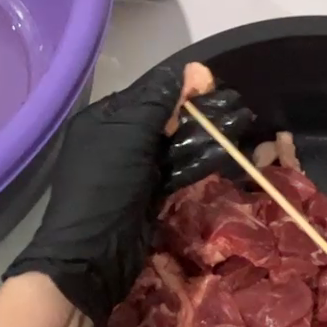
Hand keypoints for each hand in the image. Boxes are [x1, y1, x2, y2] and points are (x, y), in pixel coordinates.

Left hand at [4, 64, 251, 319]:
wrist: (90, 256)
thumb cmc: (105, 186)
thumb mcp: (130, 136)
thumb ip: (161, 103)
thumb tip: (193, 70)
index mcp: (104, 119)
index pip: (148, 92)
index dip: (179, 87)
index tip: (210, 83)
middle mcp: (116, 139)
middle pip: (163, 117)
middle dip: (195, 109)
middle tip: (230, 104)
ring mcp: (133, 168)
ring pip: (173, 144)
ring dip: (202, 134)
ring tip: (236, 123)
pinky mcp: (148, 193)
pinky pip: (176, 169)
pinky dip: (197, 161)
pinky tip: (223, 151)